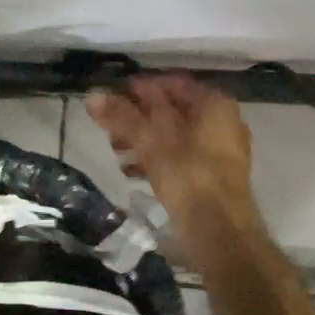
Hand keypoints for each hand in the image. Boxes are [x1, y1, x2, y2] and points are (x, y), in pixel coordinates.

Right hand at [85, 72, 266, 250]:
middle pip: (171, 110)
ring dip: (142, 141)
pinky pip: (179, 159)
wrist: (220, 231)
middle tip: (108, 129)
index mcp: (213, 105)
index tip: (110, 98)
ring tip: (115, 153)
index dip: (139, 88)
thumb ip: (122, 117)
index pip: (171, 83)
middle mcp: (221, 122)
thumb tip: (92, 94)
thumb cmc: (188, 178)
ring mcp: (218, 151)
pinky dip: (155, 160)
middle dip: (137, 118)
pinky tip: (131, 173)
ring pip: (173, 137)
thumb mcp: (150, 143)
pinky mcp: (211, 178)